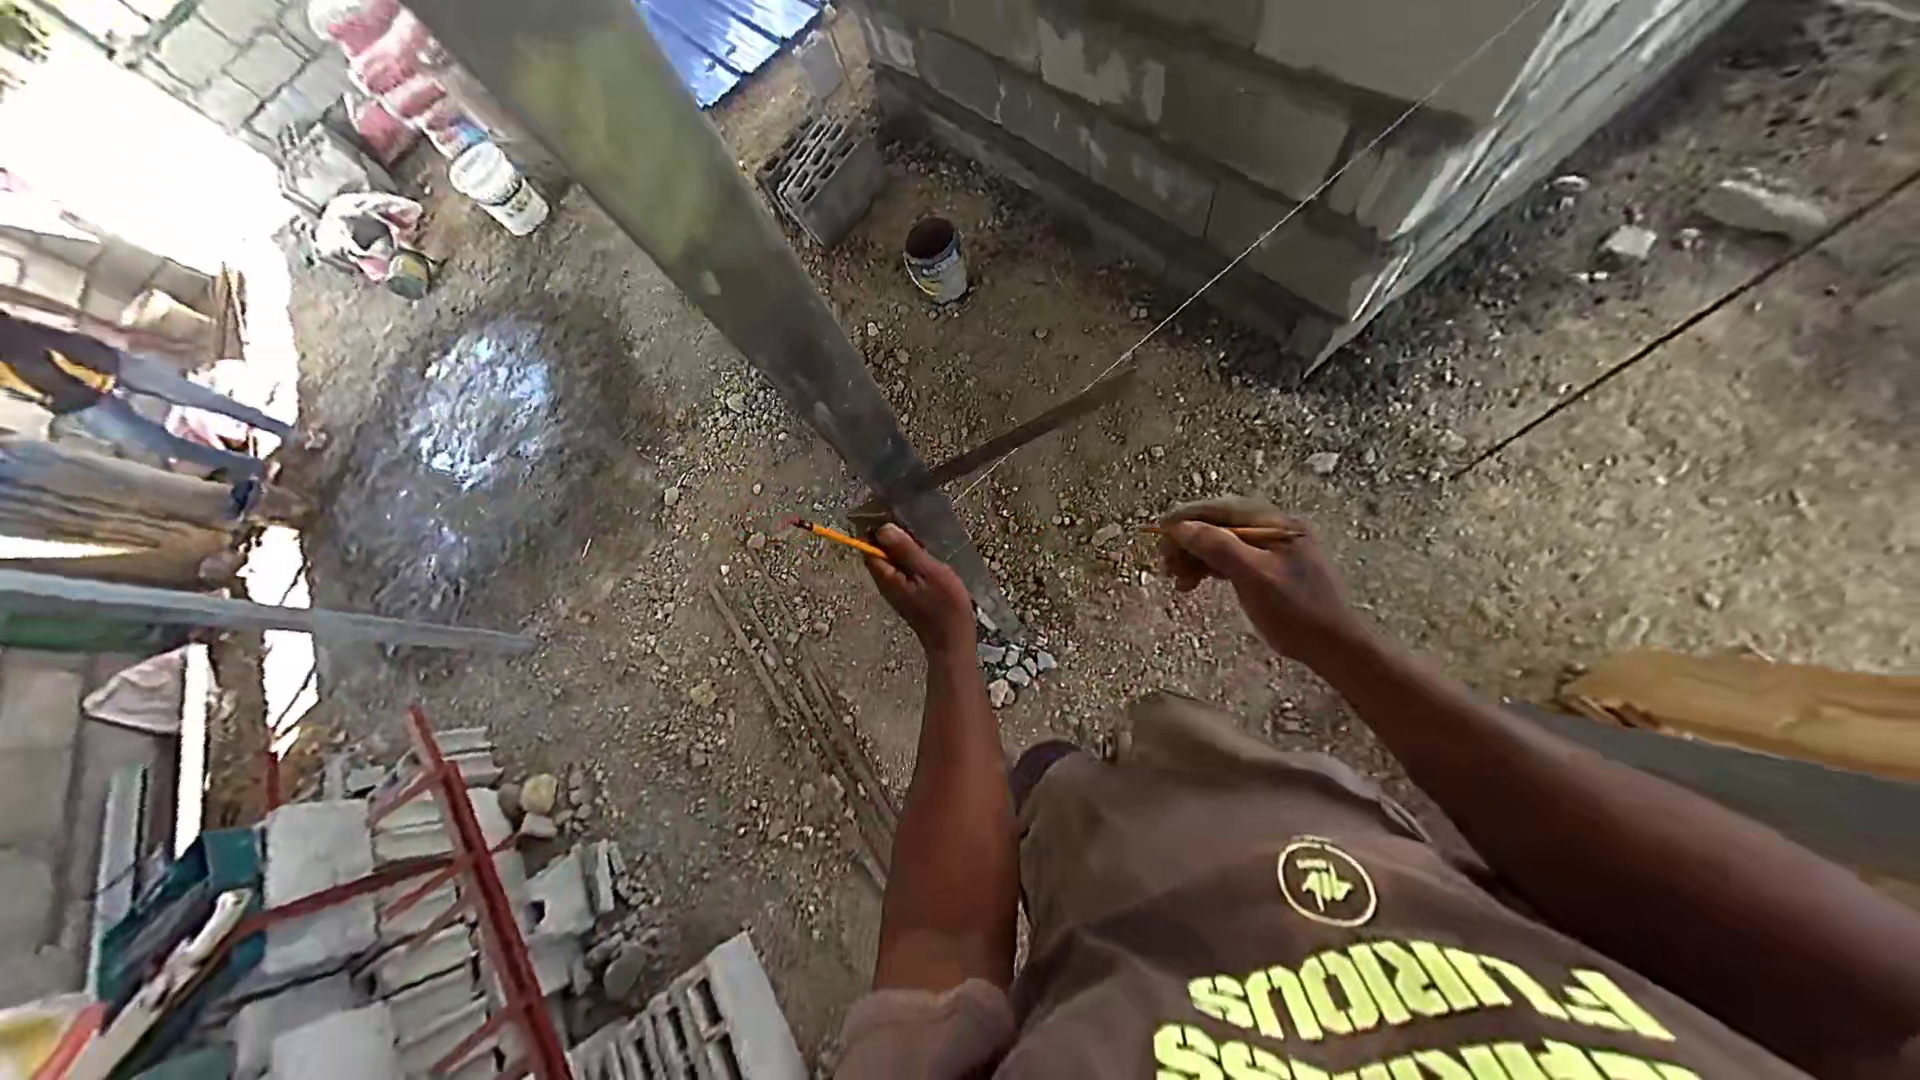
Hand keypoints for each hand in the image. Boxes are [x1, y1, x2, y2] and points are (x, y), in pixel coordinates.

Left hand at [866, 523, 976, 655]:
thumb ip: (905, 550)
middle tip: (910, 522)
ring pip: (892, 560)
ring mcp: (896, 589)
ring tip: (920, 535)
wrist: (953, 640)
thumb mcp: (927, 572)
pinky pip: (902, 569)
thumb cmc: (944, 606)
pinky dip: (910, 558)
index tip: (891, 513)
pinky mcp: (908, 593)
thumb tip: (883, 528)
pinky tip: (926, 554)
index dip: (875, 527)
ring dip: (902, 546)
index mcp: (885, 576)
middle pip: (878, 551)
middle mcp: (885, 582)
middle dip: (890, 535)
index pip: (867, 545)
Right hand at [1158, 497, 1360, 660]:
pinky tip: (1193, 582)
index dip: (1187, 518)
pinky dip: (1207, 568)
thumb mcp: (1254, 576)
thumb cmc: (1296, 611)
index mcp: (1276, 524)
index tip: (1159, 532)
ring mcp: (1271, 549)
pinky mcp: (1266, 569)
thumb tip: (1181, 527)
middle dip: (1188, 541)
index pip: (1222, 509)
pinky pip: (1229, 559)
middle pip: (1219, 525)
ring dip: (1194, 557)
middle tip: (1166, 563)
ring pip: (1221, 543)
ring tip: (1177, 579)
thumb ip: (1218, 546)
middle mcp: (1274, 530)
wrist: (1333, 646)